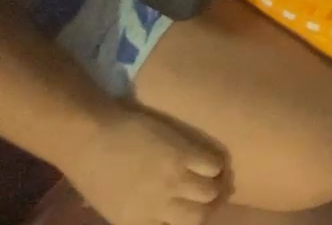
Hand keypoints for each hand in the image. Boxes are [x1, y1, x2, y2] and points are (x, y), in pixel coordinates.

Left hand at [66, 108, 227, 224]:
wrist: (90, 141)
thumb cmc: (96, 174)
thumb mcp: (113, 206)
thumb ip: (142, 213)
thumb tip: (168, 212)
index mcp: (133, 222)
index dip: (187, 221)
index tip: (192, 209)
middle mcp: (156, 207)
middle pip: (199, 217)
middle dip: (206, 206)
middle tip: (205, 193)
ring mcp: (172, 180)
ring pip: (211, 191)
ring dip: (212, 182)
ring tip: (208, 173)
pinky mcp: (185, 155)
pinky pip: (214, 165)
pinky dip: (214, 163)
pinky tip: (205, 157)